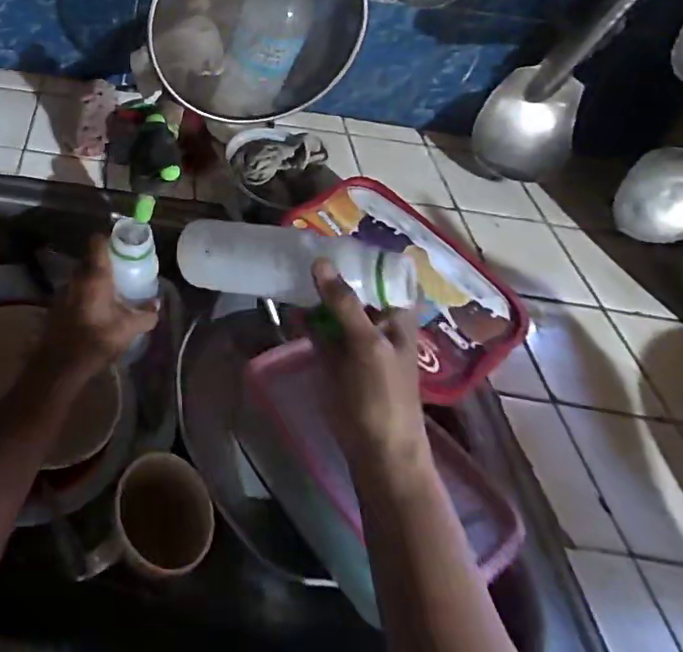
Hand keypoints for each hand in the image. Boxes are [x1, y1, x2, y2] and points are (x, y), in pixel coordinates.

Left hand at [32, 235, 158, 384]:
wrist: (62, 362)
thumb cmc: (99, 338)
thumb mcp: (129, 328)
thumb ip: (146, 314)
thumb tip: (156, 304)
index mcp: (94, 275)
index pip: (97, 242)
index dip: (109, 239)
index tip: (121, 245)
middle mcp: (76, 277)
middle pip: (89, 259)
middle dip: (103, 263)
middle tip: (120, 272)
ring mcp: (63, 290)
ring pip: (80, 276)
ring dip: (92, 280)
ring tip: (109, 293)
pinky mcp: (55, 304)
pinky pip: (72, 292)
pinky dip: (83, 295)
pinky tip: (93, 310)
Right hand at [309, 259, 427, 478]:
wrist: (376, 449)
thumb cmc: (383, 395)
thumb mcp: (367, 343)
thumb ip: (343, 302)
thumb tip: (320, 262)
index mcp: (395, 316)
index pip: (384, 275)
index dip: (364, 255)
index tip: (336, 234)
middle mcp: (375, 322)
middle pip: (353, 288)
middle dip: (331, 270)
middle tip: (302, 243)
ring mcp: (352, 339)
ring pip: (331, 306)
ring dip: (314, 291)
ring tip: (289, 265)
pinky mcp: (332, 356)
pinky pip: (316, 327)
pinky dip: (303, 316)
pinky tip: (287, 303)